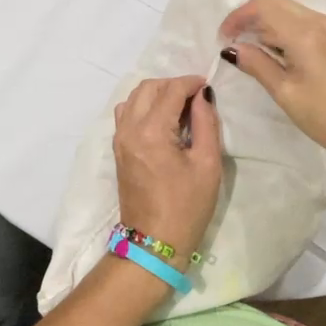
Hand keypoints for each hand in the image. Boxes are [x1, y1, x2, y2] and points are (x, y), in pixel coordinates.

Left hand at [112, 75, 222, 266]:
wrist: (154, 243)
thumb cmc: (187, 207)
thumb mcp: (207, 165)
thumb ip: (206, 123)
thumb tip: (203, 96)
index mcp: (152, 132)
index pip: (170, 90)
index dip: (190, 82)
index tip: (208, 84)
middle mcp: (129, 128)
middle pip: (148, 87)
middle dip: (172, 84)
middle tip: (196, 96)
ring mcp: (119, 138)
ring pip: (134, 97)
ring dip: (156, 93)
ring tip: (180, 106)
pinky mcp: (117, 148)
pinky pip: (127, 112)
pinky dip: (144, 105)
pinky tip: (163, 118)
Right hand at [218, 0, 325, 162]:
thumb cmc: (325, 117)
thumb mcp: (285, 93)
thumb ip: (257, 65)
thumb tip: (232, 48)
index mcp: (305, 33)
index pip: (263, 8)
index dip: (238, 17)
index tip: (222, 37)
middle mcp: (321, 22)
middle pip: (277, 2)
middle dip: (250, 15)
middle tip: (232, 39)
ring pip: (291, 10)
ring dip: (268, 21)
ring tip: (252, 47)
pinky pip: (305, 21)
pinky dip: (285, 28)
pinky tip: (278, 51)